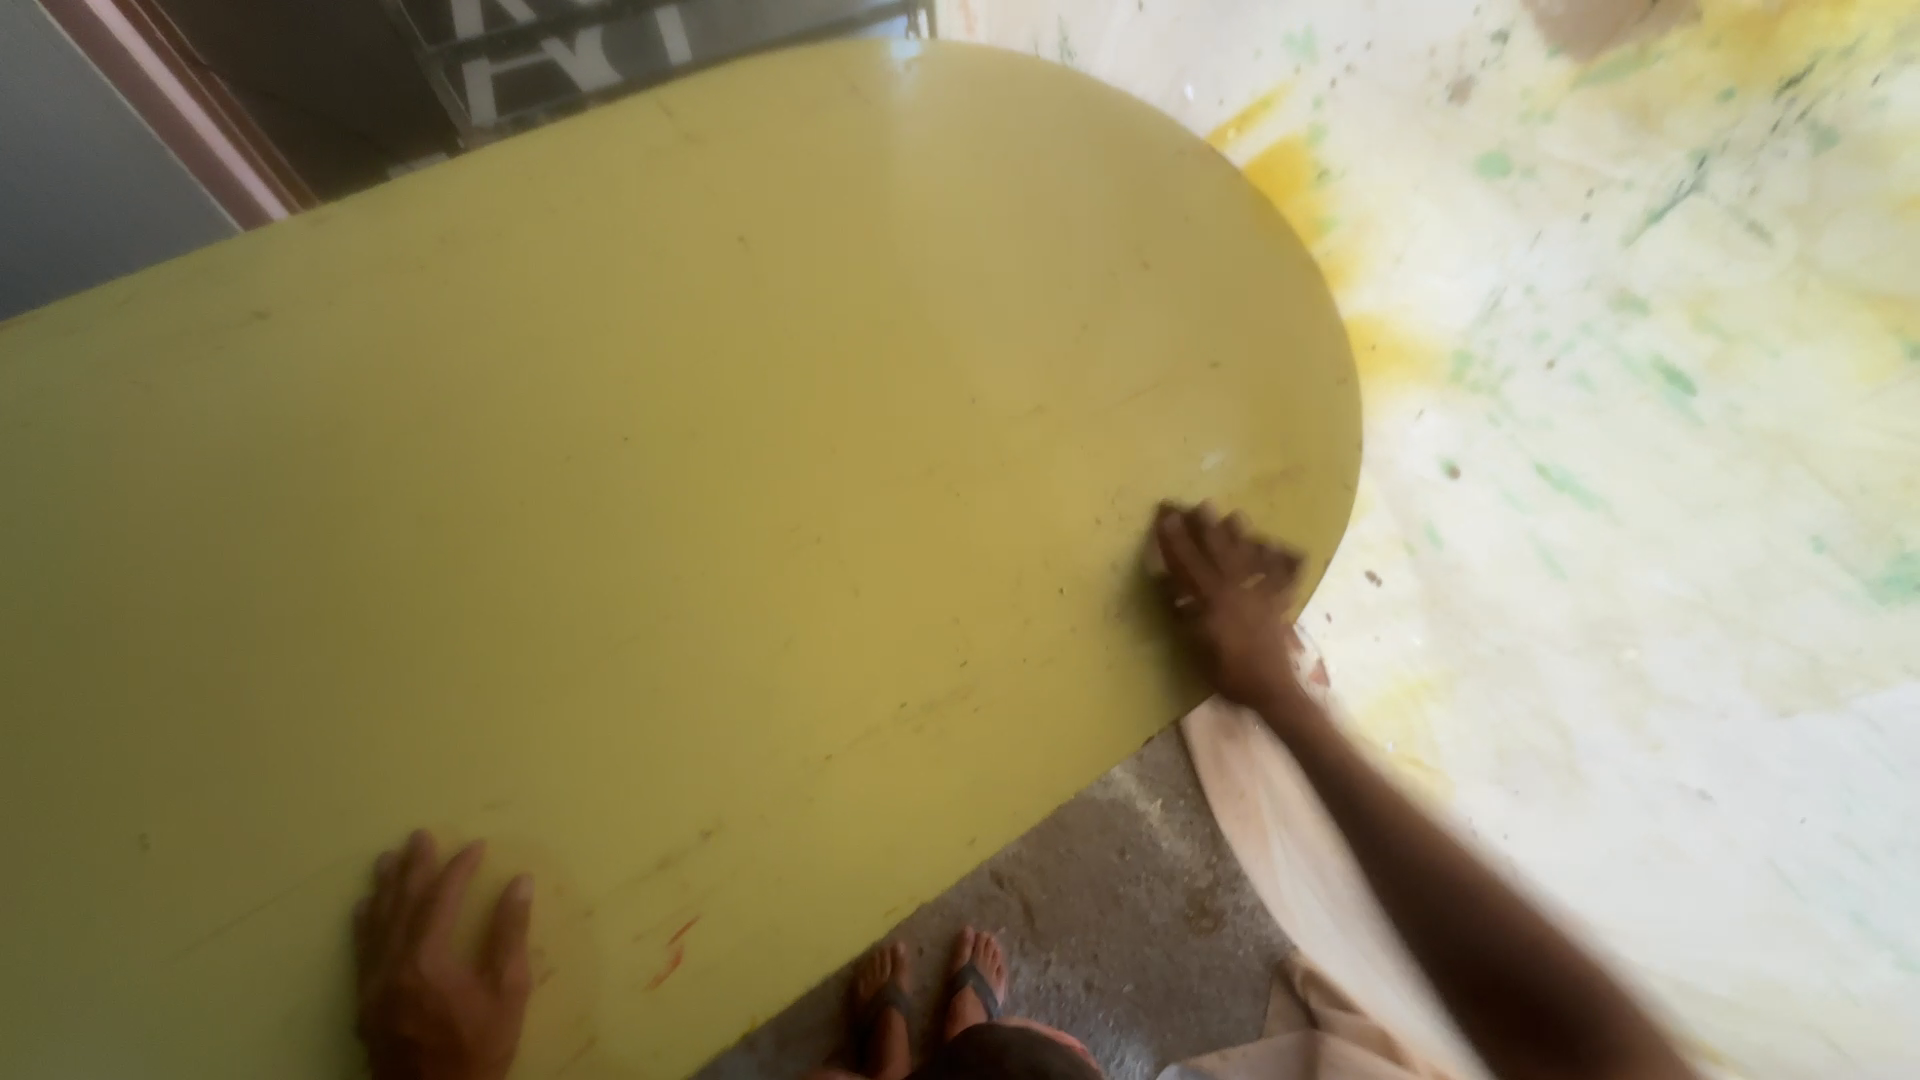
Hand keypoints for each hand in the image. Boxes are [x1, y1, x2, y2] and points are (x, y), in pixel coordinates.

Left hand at [355, 830, 533, 1079]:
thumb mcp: (509, 990)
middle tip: (418, 836)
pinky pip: (362, 954)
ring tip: (386, 860)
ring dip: (384, 890)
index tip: (475, 845)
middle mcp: (391, 971)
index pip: (440, 901)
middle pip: (402, 908)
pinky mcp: (365, 1006)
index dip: (458, 869)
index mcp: (427, 964)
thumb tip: (519, 883)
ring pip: (376, 927)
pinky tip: (364, 909)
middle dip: (413, 869)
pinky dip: (365, 925)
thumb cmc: (481, 1045)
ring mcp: (372, 990)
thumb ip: (510, 934)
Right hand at [1154, 501, 1312, 710]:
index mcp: (1211, 599)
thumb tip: (1165, 583)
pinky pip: (1281, 577)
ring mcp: (1260, 594)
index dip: (1174, 539)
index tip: (1165, 517)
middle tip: (1199, 504)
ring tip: (1234, 515)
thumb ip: (1180, 612)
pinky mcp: (1278, 604)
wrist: (1271, 689)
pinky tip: (1283, 548)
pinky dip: (1282, 561)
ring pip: (1248, 558)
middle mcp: (1236, 589)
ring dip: (1240, 536)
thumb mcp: (1193, 645)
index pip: (1187, 562)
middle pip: (1219, 551)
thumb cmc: (1226, 672)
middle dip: (1207, 527)